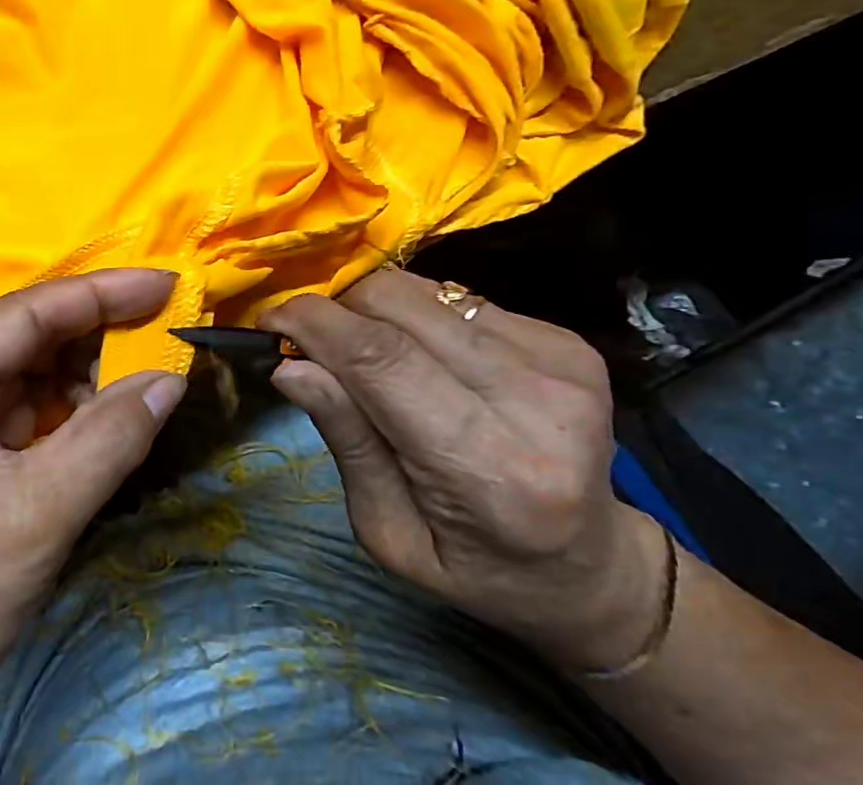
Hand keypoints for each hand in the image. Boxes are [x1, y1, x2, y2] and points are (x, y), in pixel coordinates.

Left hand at [0, 269, 185, 783]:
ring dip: (97, 366)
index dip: (101, 295)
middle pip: (29, 333)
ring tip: (153, 369)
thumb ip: (109, 438)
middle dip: (102, 332)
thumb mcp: (38, 515)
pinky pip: (35, 394)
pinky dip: (82, 398)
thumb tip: (171, 376)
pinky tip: (120, 403)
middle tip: (171, 325)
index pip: (20, 315)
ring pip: (37, 361)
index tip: (167, 281)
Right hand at [260, 268, 667, 672]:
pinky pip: (460, 299)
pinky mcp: (568, 340)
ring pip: (427, 291)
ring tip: (366, 353)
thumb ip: (347, 441)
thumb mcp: (391, 533)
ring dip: (375, 311)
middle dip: (337, 310)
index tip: (270, 321)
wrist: (592, 566)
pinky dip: (419, 318)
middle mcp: (535, 402)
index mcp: (490, 472)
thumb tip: (290, 366)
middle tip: (311, 344)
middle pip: (401, 307)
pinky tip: (422, 357)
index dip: (317, 325)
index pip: (384, 361)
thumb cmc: (479, 570)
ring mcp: (560, 362)